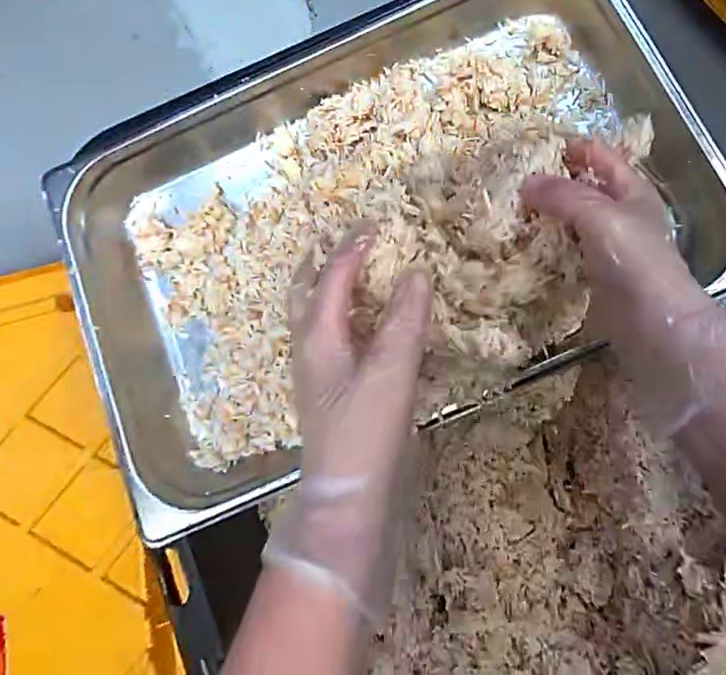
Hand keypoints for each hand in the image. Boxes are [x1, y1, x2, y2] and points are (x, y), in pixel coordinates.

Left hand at [261, 227, 429, 620]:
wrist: (349, 501)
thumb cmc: (365, 433)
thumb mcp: (390, 372)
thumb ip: (404, 320)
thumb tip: (416, 272)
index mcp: (318, 338)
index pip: (332, 279)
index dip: (353, 248)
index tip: (377, 224)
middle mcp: (312, 348)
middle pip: (308, 293)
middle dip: (325, 261)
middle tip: (349, 239)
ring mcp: (322, 370)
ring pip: (320, 313)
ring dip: (335, 284)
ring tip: (358, 268)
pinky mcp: (337, 388)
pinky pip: (339, 332)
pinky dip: (351, 310)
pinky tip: (372, 319)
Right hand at [523, 140, 725, 435]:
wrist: (659, 330)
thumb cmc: (638, 265)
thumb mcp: (601, 217)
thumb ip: (564, 196)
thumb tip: (527, 183)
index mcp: (632, 189)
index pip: (599, 154)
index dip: (569, 148)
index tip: (530, 150)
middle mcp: (623, 213)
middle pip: (585, 185)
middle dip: (553, 181)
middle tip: (512, 182)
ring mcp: (613, 246)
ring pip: (576, 219)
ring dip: (550, 214)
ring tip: (513, 211)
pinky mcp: (602, 275)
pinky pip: (571, 250)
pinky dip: (552, 245)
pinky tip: (530, 248)